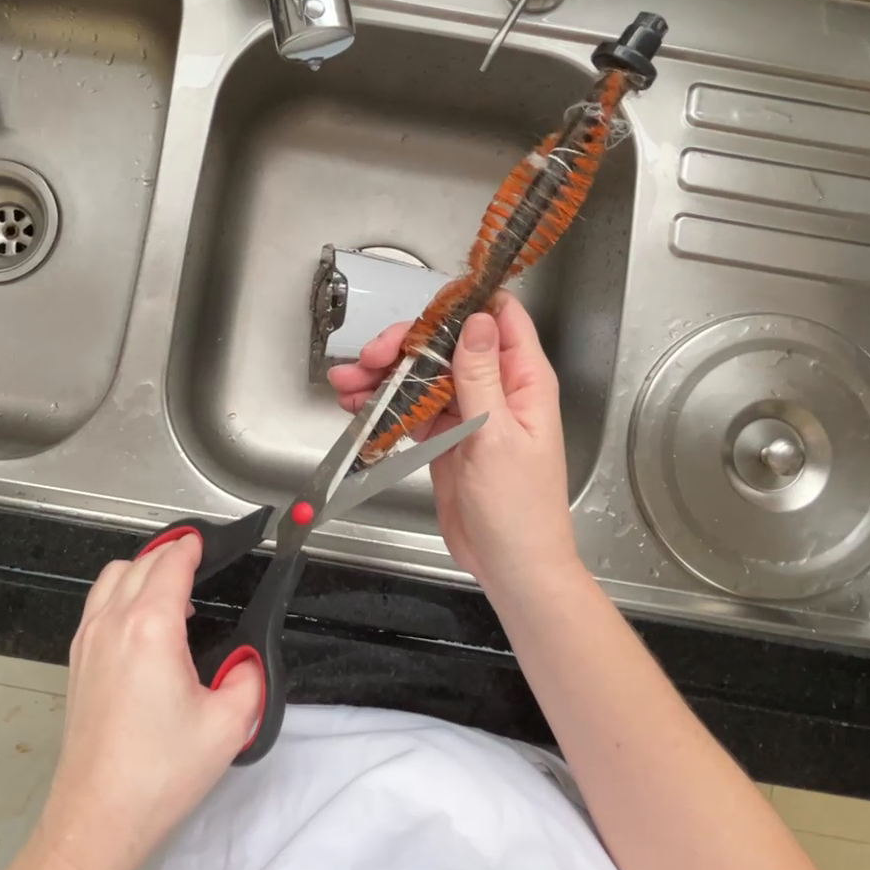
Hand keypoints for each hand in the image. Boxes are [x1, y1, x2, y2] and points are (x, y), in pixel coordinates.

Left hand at [0, 535, 261, 869]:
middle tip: (195, 558)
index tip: (205, 541)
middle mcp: (112, 625)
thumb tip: (247, 660)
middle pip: (141, 561)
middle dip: (171, 551)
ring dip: (142, 568)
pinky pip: (97, 603)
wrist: (98, 817)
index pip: (171, 562)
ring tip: (170, 585)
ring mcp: (88, 641)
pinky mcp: (77, 661)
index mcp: (150, 629)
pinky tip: (142, 620)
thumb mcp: (229, 724)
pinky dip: (121, 591)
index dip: (192, 545)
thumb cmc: (155, 775)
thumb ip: (250, 677)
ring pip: (112, 577)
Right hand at [326, 293, 579, 588]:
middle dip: (405, 346)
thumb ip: (482, 377)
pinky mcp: (444, 438)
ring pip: (423, 377)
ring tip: (346, 383)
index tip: (422, 307)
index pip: (501, 320)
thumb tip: (478, 319)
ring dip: (384, 376)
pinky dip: (384, 406)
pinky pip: (411, 410)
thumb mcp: (497, 436)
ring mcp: (467, 414)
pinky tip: (357, 405)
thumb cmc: (519, 508)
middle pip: (447, 346)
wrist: (510, 564)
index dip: (463, 305)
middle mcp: (495, 390)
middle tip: (369, 358)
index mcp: (522, 381)